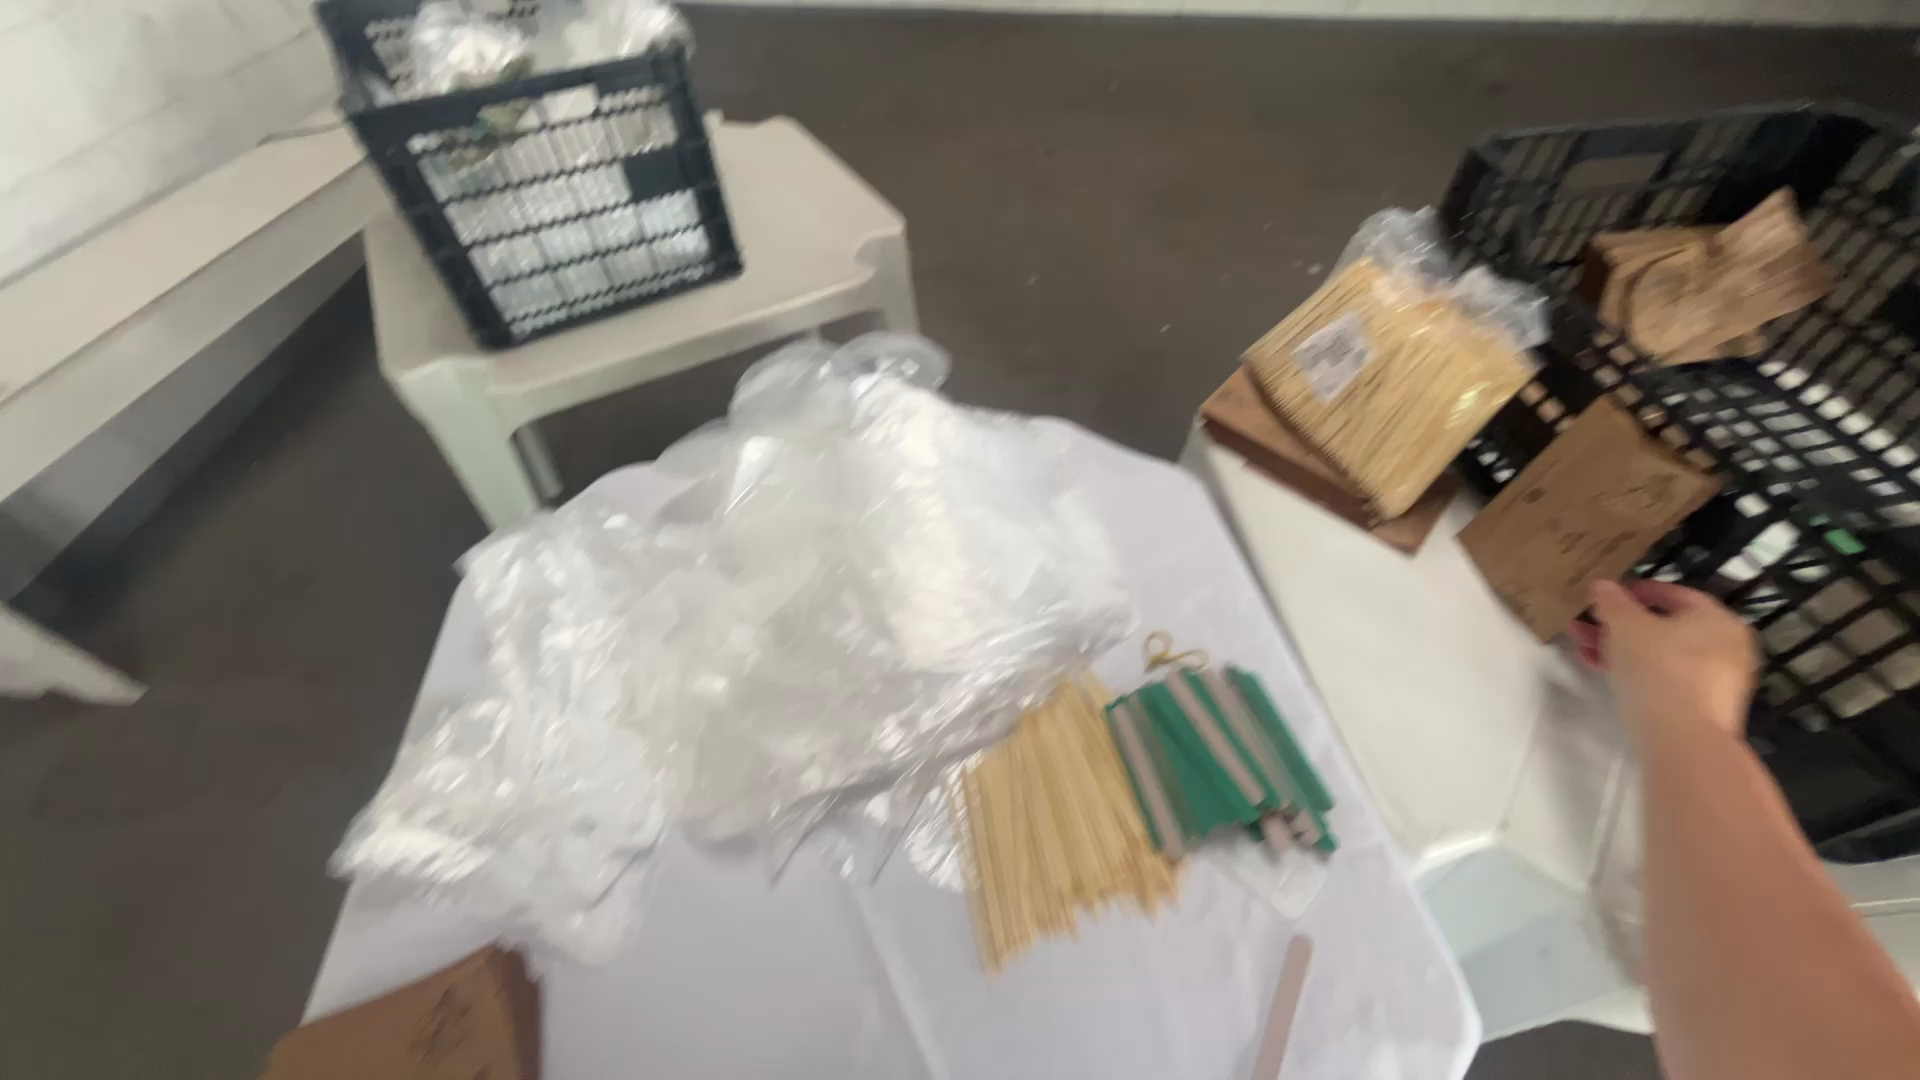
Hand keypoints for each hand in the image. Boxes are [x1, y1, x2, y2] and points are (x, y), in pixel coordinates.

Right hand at [1568, 579, 1758, 737]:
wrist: (1680, 733)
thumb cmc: (1657, 665)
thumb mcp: (1624, 624)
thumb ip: (1611, 600)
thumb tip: (1603, 585)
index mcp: (1717, 620)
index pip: (1675, 593)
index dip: (1636, 590)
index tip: (1604, 594)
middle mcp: (1725, 645)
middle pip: (1664, 625)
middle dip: (1619, 622)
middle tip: (1586, 621)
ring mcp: (1715, 677)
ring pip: (1659, 651)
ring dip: (1619, 644)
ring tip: (1582, 644)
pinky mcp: (1699, 701)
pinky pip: (1662, 674)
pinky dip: (1633, 667)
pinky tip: (1600, 666)